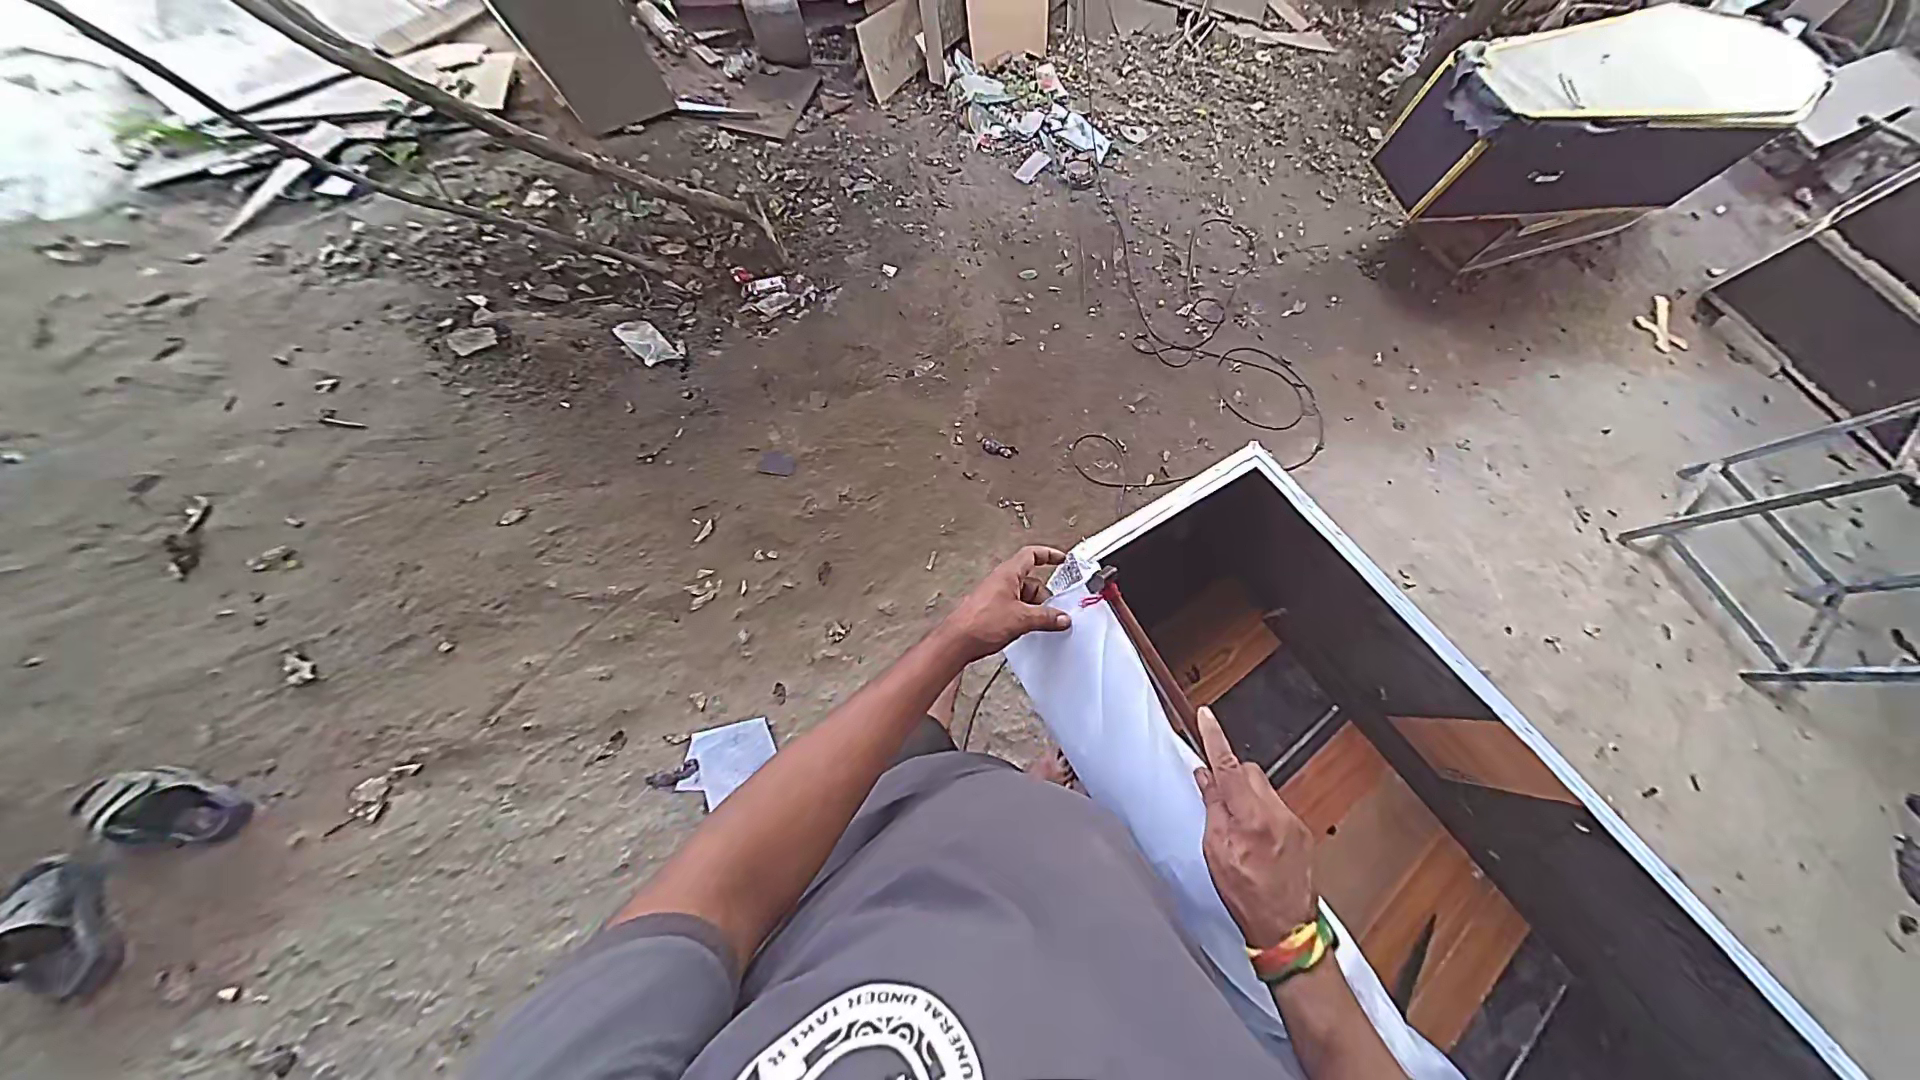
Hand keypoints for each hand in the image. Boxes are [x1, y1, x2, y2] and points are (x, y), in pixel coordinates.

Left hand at [936, 546, 1071, 663]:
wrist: (957, 642)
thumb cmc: (979, 624)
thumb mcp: (1022, 619)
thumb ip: (1045, 618)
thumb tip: (1061, 618)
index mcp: (1008, 574)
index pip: (1031, 555)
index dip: (1048, 554)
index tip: (1061, 559)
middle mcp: (1000, 582)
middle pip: (1031, 581)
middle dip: (1045, 595)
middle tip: (1055, 610)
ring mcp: (995, 597)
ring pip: (1023, 597)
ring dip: (1035, 608)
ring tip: (1042, 623)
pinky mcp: (991, 611)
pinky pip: (1014, 608)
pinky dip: (1024, 616)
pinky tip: (1027, 629)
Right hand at [1193, 705, 1317, 946]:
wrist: (1286, 932)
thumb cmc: (1247, 897)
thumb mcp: (1215, 850)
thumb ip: (1212, 807)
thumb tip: (1206, 777)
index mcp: (1250, 817)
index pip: (1227, 765)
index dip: (1214, 737)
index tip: (1206, 716)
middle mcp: (1276, 814)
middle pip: (1250, 771)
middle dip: (1232, 777)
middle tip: (1217, 798)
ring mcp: (1293, 822)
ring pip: (1263, 788)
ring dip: (1247, 797)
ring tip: (1237, 829)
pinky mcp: (1302, 832)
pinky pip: (1276, 807)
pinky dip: (1261, 813)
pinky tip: (1254, 840)